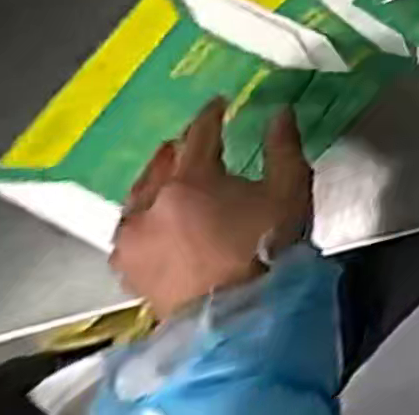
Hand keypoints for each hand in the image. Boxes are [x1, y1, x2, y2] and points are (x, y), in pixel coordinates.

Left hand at [110, 98, 313, 319]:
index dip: (211, 115)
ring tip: (171, 173)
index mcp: (191, 180)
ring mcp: (133, 240)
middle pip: (161, 163)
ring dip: (157, 179)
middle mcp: (151, 205)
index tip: (219, 103)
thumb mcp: (290, 187)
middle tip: (197, 138)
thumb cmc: (267, 244)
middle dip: (180, 147)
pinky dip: (145, 211)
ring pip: (139, 195)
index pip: (199, 135)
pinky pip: (130, 227)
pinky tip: (156, 214)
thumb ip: (284, 145)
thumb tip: (280, 113)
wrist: (237, 314)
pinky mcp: (128, 269)